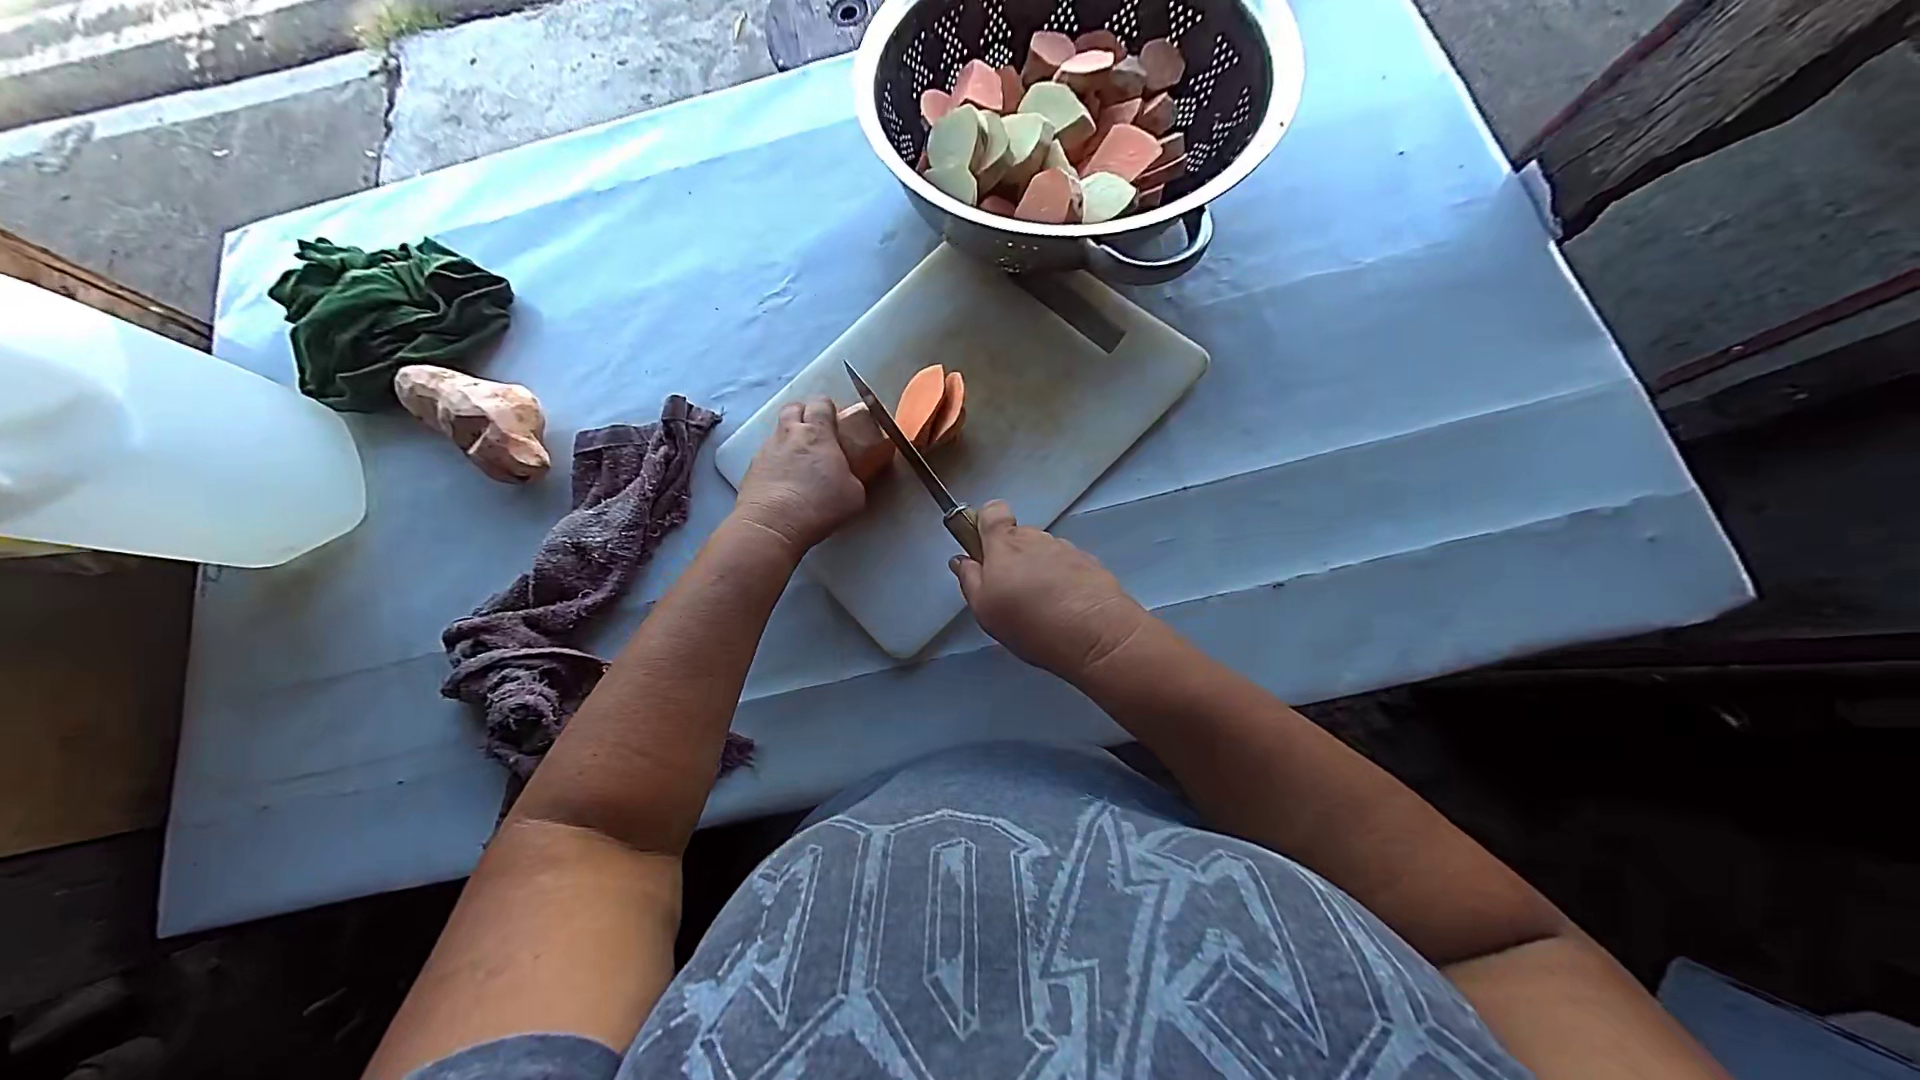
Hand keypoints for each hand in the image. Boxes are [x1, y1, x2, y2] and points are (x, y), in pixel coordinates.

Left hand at [732, 397, 865, 556]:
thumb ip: (854, 477)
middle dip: (805, 414)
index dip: (829, 408)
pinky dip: (776, 461)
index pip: (821, 402)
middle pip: (793, 407)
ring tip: (800, 461)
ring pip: (778, 431)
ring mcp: (766, 449)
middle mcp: (789, 434)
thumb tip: (851, 477)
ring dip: (789, 439)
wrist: (774, 525)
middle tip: (816, 433)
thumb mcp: (854, 494)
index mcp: (817, 433)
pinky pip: (766, 455)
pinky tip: (784, 480)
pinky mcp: (752, 468)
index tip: (836, 421)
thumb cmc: (819, 505)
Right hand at [949, 500, 1151, 682]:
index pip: (992, 512)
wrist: (1094, 634)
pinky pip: (1067, 566)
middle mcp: (1036, 538)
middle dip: (1013, 558)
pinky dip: (1063, 581)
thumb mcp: (984, 608)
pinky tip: (1063, 607)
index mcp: (1004, 544)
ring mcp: (1065, 549)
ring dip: (1039, 570)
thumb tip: (961, 562)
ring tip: (1040, 605)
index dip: (986, 522)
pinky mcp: (1089, 563)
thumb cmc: (1032, 622)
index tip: (983, 544)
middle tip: (1011, 590)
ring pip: (1044, 553)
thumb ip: (969, 579)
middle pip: (1019, 536)